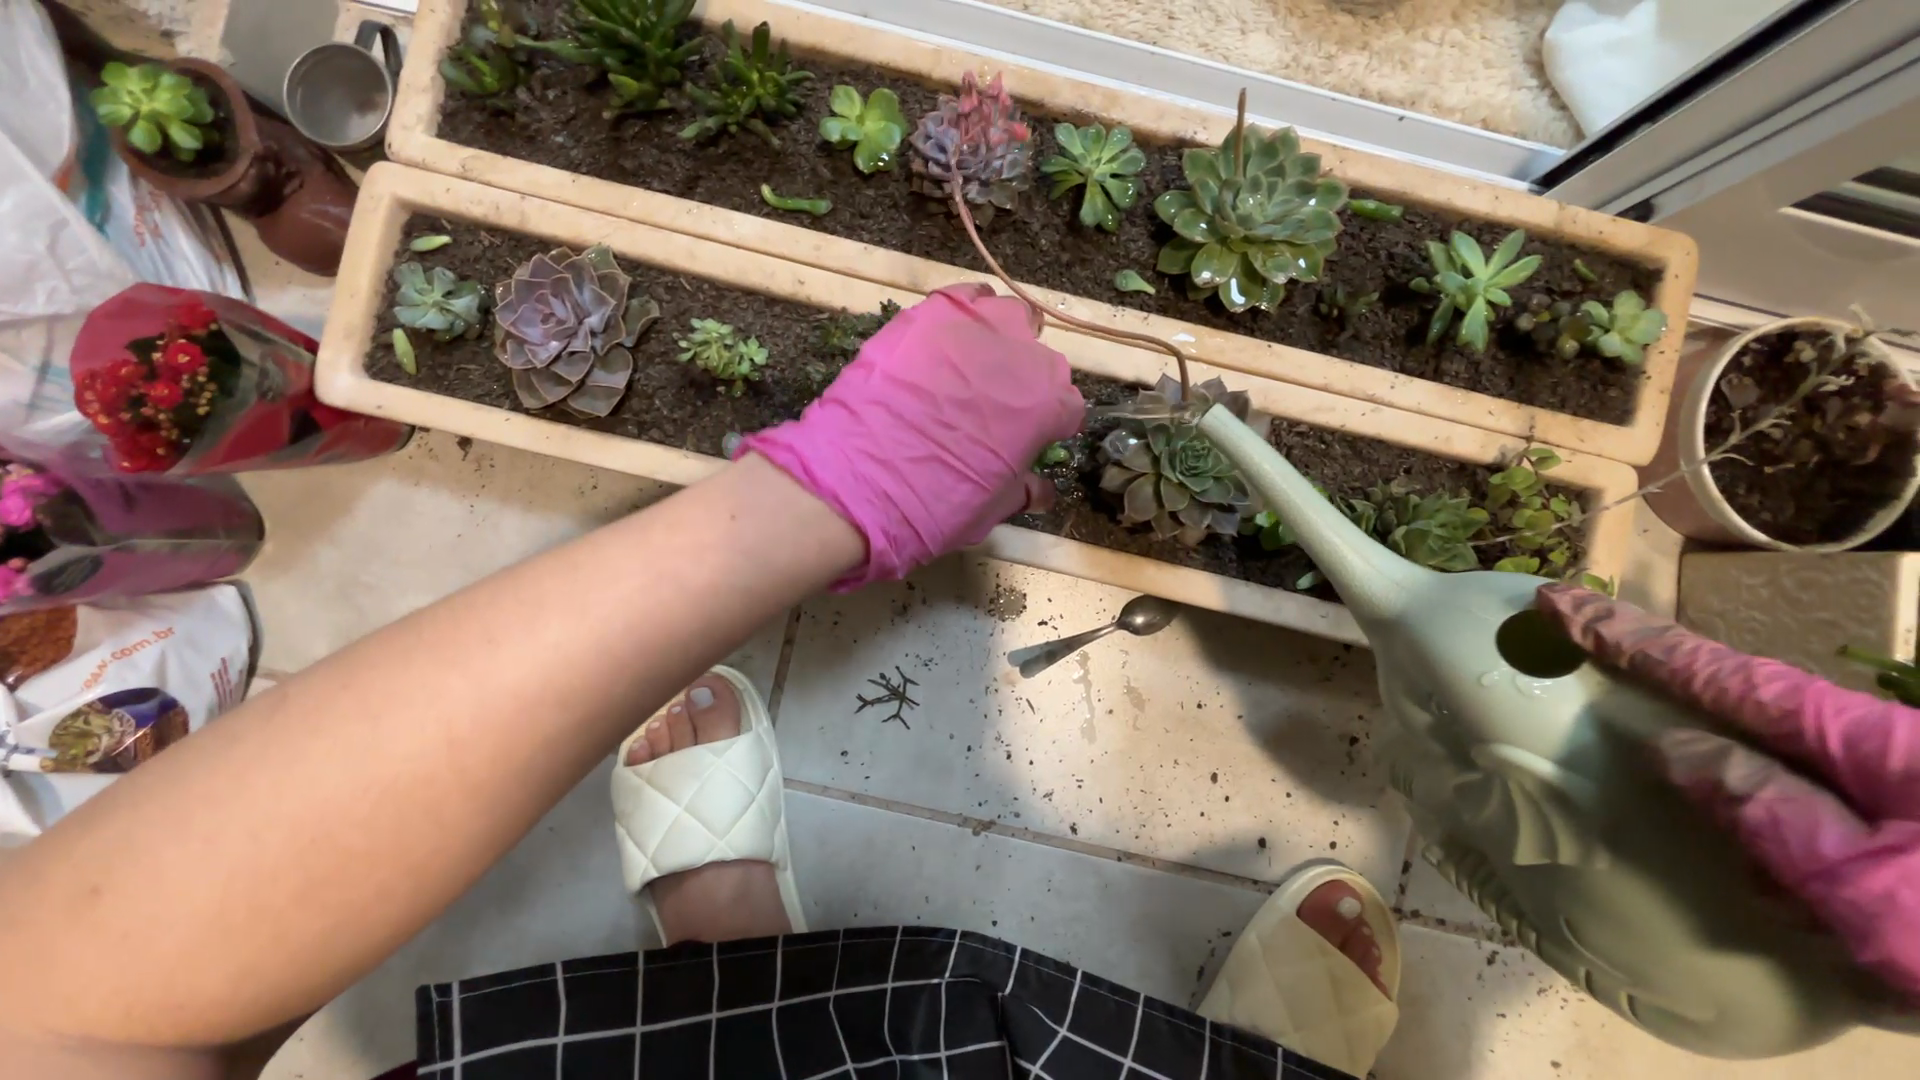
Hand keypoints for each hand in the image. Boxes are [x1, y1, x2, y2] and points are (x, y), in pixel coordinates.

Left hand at [739, 284, 1083, 588]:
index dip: (1048, 424)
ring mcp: (976, 324)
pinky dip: (961, 314)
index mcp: (1050, 403)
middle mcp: (1024, 354)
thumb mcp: (992, 509)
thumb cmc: (938, 503)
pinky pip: (960, 299)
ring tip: (970, 365)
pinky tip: (942, 340)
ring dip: (998, 336)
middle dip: (1024, 376)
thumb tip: (1040, 490)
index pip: (1068, 406)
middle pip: (1039, 354)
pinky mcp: (931, 311)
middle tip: (993, 404)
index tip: (1027, 438)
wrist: (861, 480)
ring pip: (1005, 315)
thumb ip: (1023, 490)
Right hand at [1535, 583, 1919, 1001]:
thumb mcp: (1880, 897)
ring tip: (1627, 713)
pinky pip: (1812, 795)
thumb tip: (1671, 747)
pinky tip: (1737, 829)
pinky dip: (1756, 795)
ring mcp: (1901, 788)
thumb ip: (1772, 818)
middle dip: (1661, 662)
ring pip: (1783, 746)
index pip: (1722, 677)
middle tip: (1581, 637)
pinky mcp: (1910, 832)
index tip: (1559, 603)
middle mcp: (1886, 751)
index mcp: (1876, 748)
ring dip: (1703, 727)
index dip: (1633, 640)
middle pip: (1748, 694)